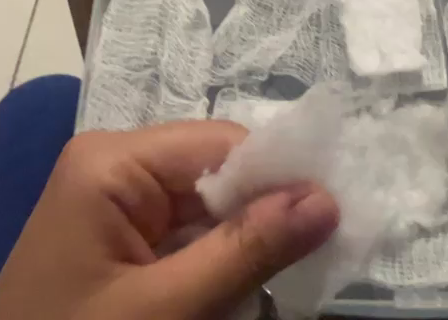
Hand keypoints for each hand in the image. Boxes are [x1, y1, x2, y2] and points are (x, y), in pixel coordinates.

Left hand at [0, 122, 339, 319]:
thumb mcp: (165, 312)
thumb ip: (245, 250)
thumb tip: (327, 198)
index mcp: (113, 161)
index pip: (221, 144)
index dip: (279, 177)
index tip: (334, 217)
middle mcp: (114, 165)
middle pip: (215, 175)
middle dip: (262, 218)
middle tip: (318, 258)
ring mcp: (114, 203)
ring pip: (206, 210)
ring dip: (243, 249)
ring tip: (286, 281)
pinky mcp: (117, 241)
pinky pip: (184, 238)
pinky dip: (216, 268)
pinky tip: (239, 297)